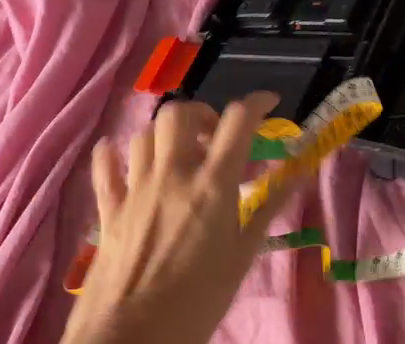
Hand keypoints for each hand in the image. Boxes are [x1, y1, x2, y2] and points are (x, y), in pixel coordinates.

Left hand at [62, 92, 294, 343]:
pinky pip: (104, 169)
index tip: (269, 105)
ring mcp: (135, 191)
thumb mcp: (241, 257)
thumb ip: (268, 207)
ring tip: (178, 154)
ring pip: (144, 135)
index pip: (237, 120)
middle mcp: (172, 176)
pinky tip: (119, 154)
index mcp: (212, 184)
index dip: (257, 102)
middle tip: (214, 137)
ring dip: (165, 136)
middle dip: (202, 114)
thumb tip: (300, 173)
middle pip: (180, 114)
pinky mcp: (107, 213)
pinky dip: (112, 154)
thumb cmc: (196, 303)